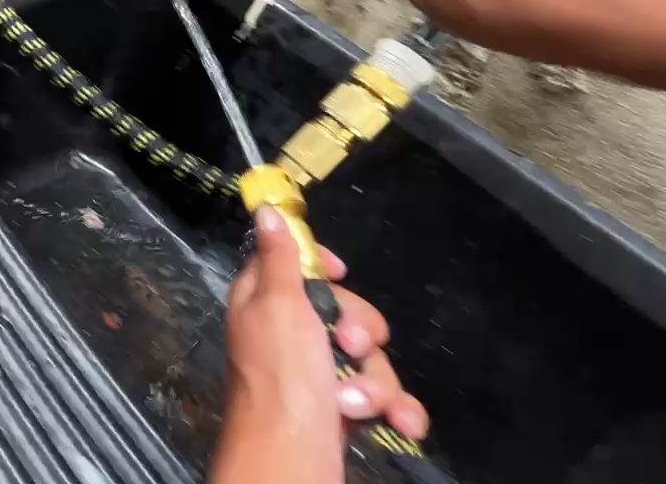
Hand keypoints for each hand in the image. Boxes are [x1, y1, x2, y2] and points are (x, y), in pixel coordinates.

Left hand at [209, 206, 428, 483]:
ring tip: (355, 403)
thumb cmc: (282, 374)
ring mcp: (318, 370)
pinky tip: (400, 422)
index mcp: (265, 299)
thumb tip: (266, 210)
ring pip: (369, 355)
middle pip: (345, 308)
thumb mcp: (278, 304)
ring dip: (373, 380)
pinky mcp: (344, 407)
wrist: (292, 456)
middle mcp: (290, 330)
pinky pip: (384, 395)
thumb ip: (279, 258)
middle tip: (351, 346)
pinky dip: (396, 408)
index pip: (293, 262)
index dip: (319, 262)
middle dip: (360, 330)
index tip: (339, 271)